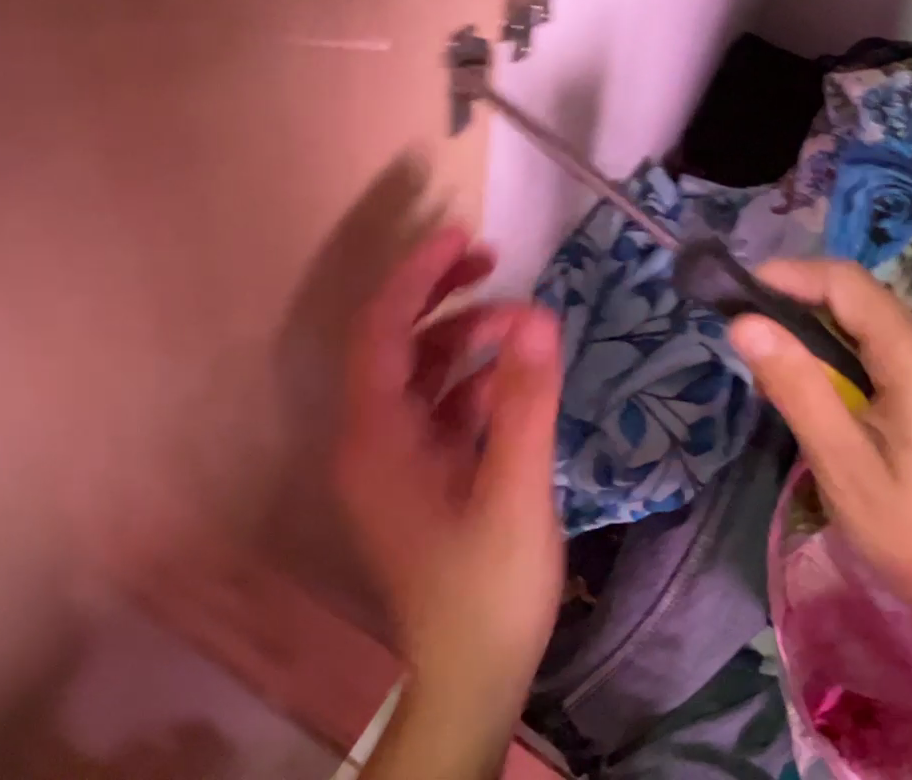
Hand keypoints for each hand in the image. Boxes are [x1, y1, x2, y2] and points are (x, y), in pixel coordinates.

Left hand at [334, 224, 565, 704]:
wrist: (473, 674)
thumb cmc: (487, 591)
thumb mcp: (513, 493)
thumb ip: (525, 402)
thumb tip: (537, 316)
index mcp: (376, 439)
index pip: (383, 332)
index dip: (417, 277)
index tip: (464, 237)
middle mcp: (373, 439)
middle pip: (399, 343)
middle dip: (443, 297)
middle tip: (495, 260)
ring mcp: (398, 458)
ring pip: (425, 373)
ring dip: (469, 340)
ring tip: (525, 324)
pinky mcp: (424, 474)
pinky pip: (444, 407)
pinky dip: (477, 381)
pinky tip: (517, 377)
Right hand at [727, 259, 911, 629]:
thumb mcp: (842, 463)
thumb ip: (796, 387)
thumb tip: (744, 323)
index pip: (847, 284)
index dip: (789, 276)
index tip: (737, 291)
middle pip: (861, 303)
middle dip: (800, 312)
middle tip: (751, 348)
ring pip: (875, 326)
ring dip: (823, 340)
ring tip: (780, 380)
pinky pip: (894, 351)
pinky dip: (851, 360)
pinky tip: (828, 398)